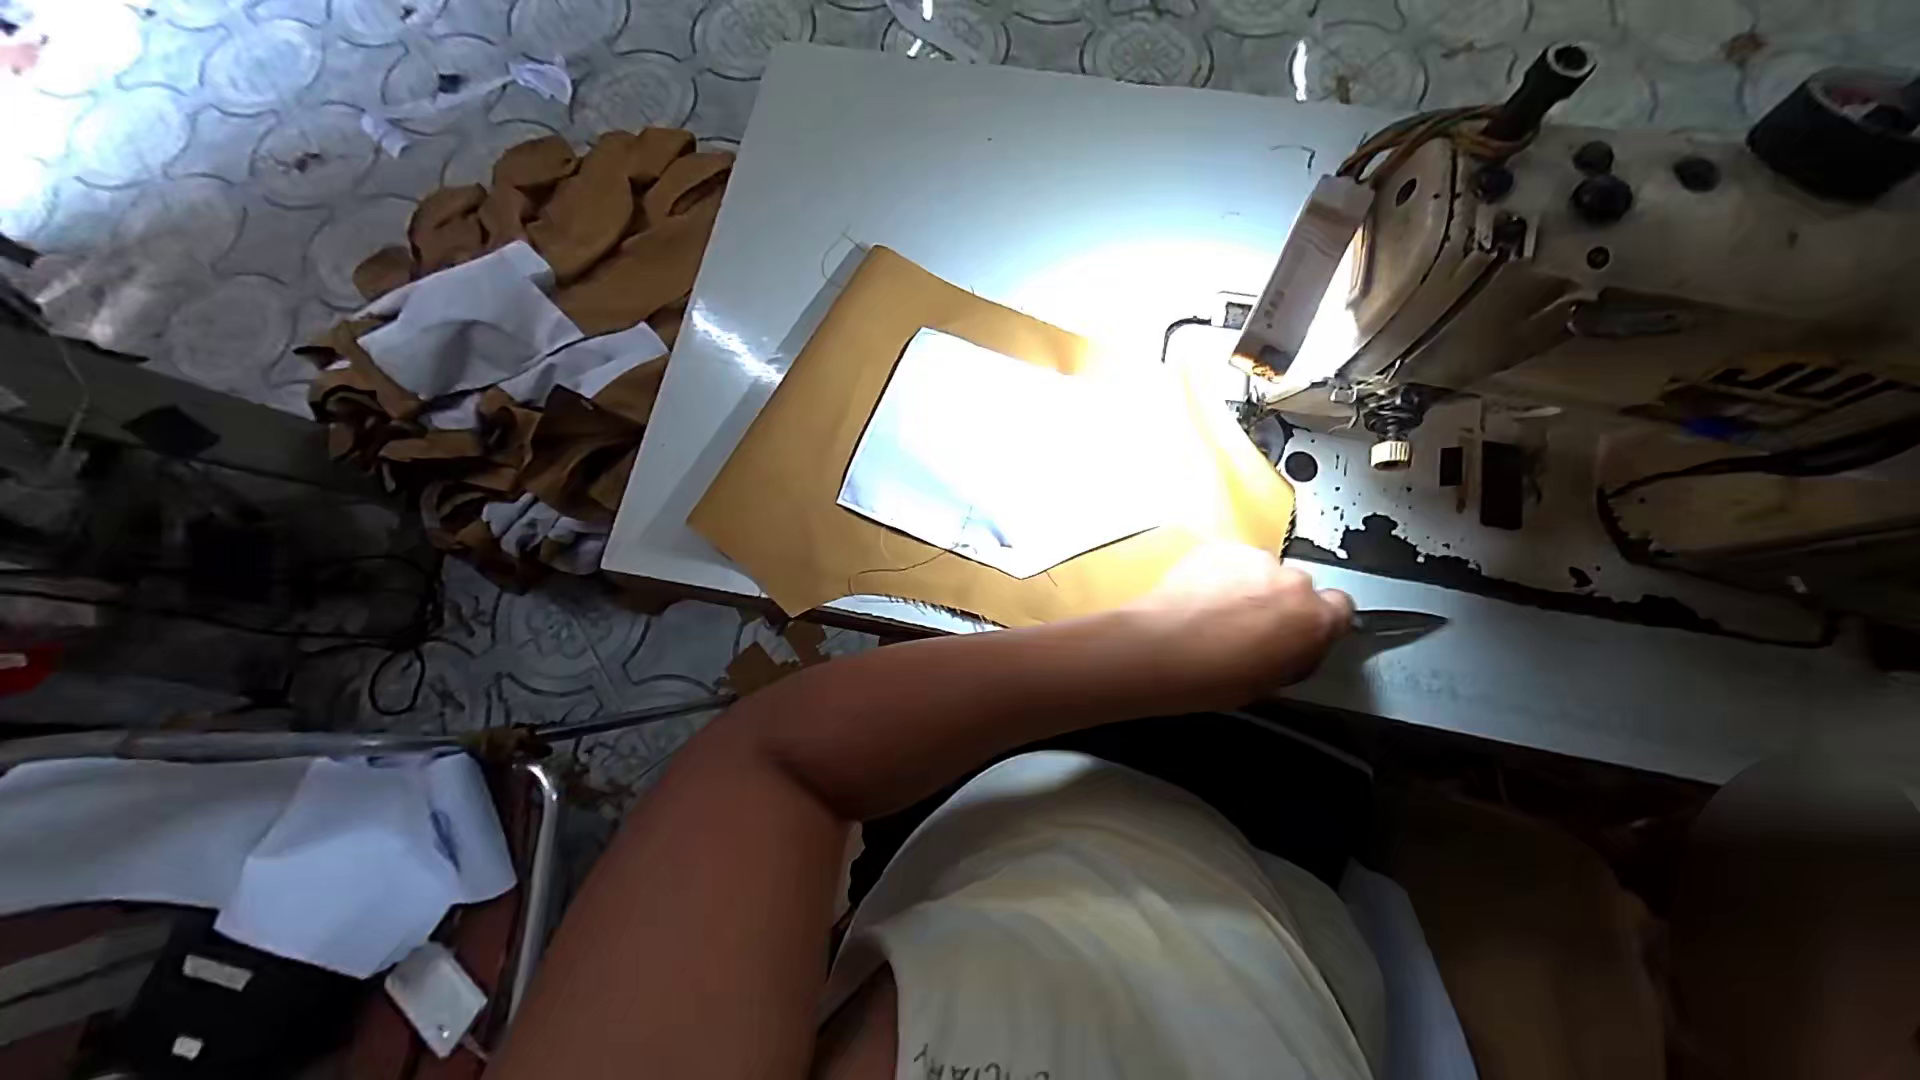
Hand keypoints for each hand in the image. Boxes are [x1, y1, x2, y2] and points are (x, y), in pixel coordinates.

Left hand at [1126, 543, 1353, 706]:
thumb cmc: (1213, 677)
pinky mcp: (1217, 548)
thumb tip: (1294, 644)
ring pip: (1260, 570)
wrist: (1161, 649)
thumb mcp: (1271, 680)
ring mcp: (1253, 558)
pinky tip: (1197, 596)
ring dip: (1246, 584)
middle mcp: (1292, 581)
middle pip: (1296, 585)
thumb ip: (1296, 652)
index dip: (1318, 619)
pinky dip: (1218, 573)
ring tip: (1215, 610)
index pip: (1341, 607)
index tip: (1298, 630)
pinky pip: (1227, 560)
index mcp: (1317, 618)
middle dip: (1278, 601)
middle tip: (1248, 625)